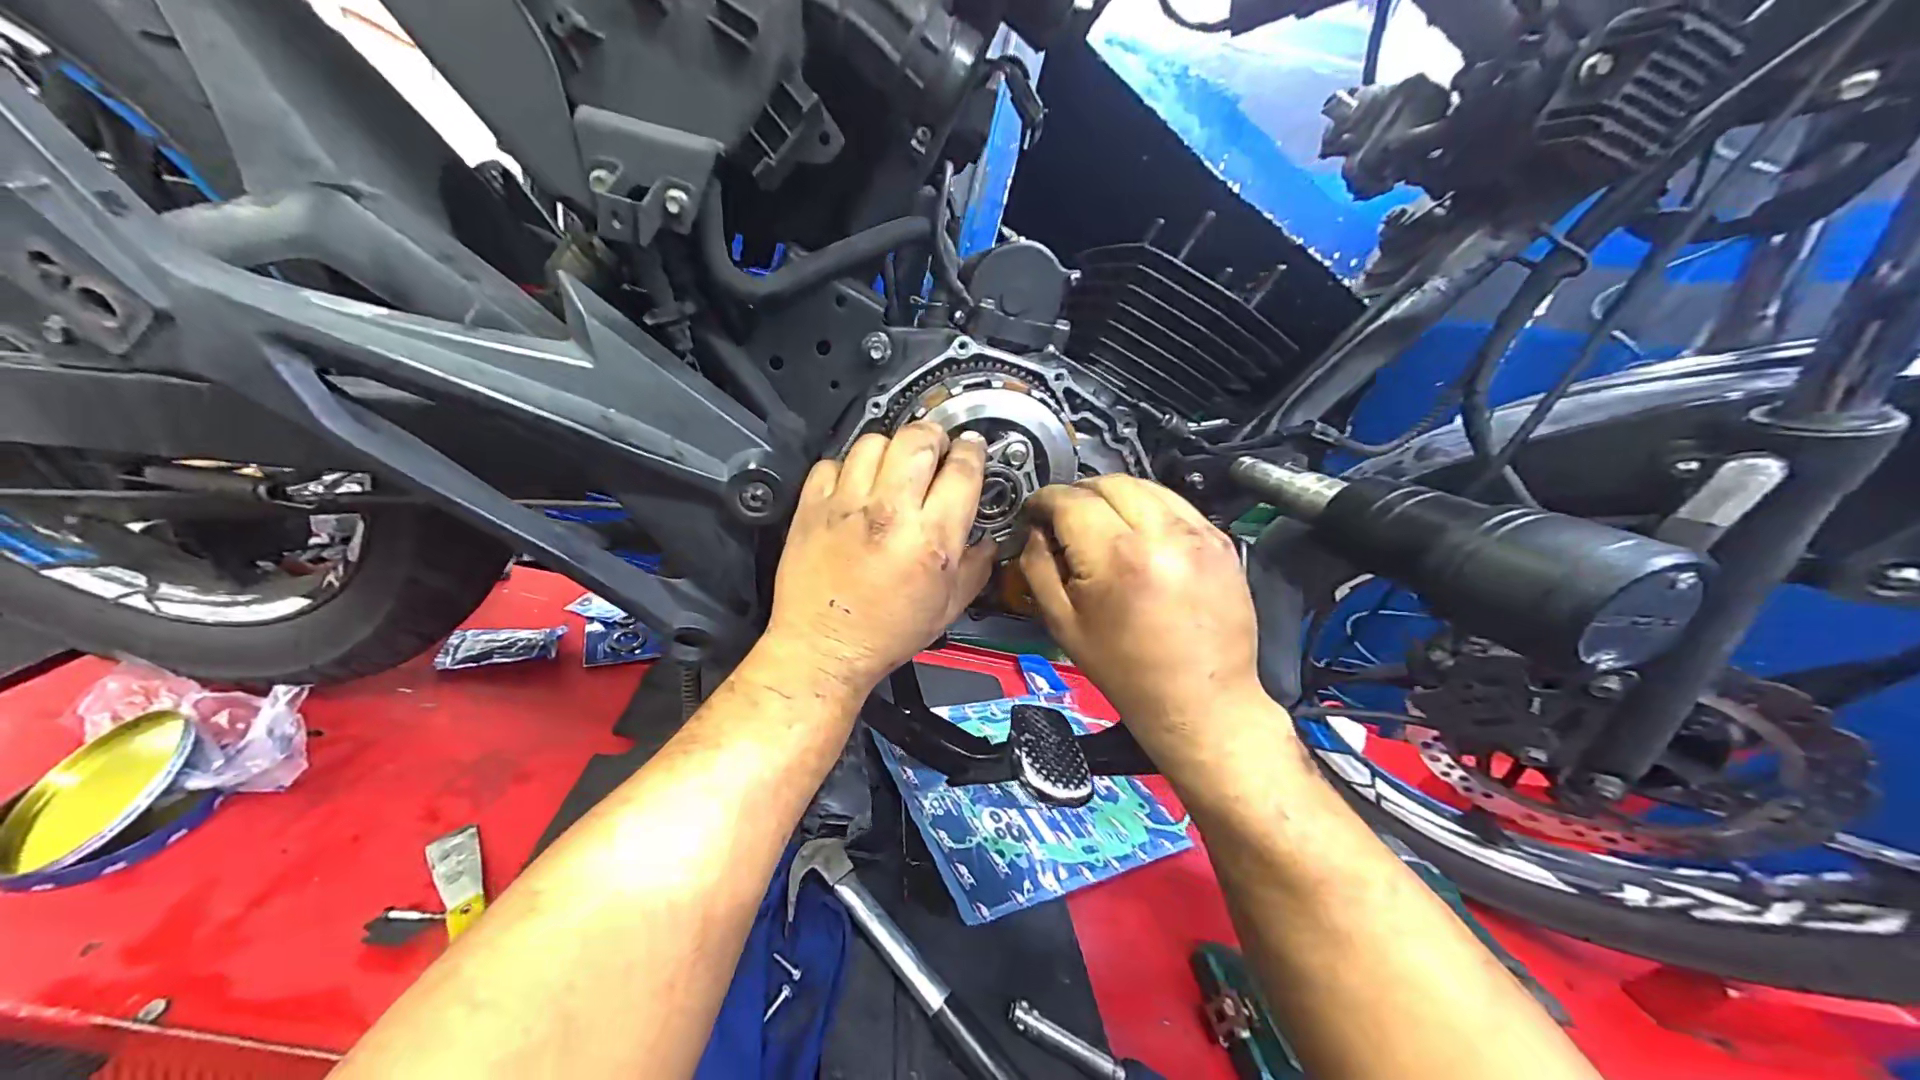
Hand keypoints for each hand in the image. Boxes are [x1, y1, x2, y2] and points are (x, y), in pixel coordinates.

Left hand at [763, 422, 994, 698]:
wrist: (824, 648)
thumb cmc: (884, 634)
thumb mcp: (947, 607)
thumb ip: (975, 568)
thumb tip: (987, 542)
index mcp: (931, 538)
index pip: (962, 469)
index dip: (973, 452)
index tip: (972, 450)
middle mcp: (889, 513)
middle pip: (918, 439)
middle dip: (935, 436)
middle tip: (937, 448)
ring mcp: (847, 507)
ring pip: (874, 442)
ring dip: (891, 448)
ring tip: (894, 466)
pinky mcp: (812, 508)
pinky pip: (832, 463)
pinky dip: (847, 468)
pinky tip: (856, 487)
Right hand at [1020, 476, 1273, 770]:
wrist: (1201, 701)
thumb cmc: (1128, 672)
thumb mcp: (1063, 625)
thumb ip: (1038, 568)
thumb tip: (1034, 532)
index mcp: (1117, 557)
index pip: (1070, 499)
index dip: (1044, 499)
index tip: (1035, 511)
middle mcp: (1162, 534)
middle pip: (1108, 481)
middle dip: (1077, 493)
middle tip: (1064, 518)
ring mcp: (1198, 534)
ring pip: (1144, 484)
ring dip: (1113, 495)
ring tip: (1101, 523)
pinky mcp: (1220, 541)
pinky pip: (1175, 503)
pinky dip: (1148, 508)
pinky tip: (1138, 533)